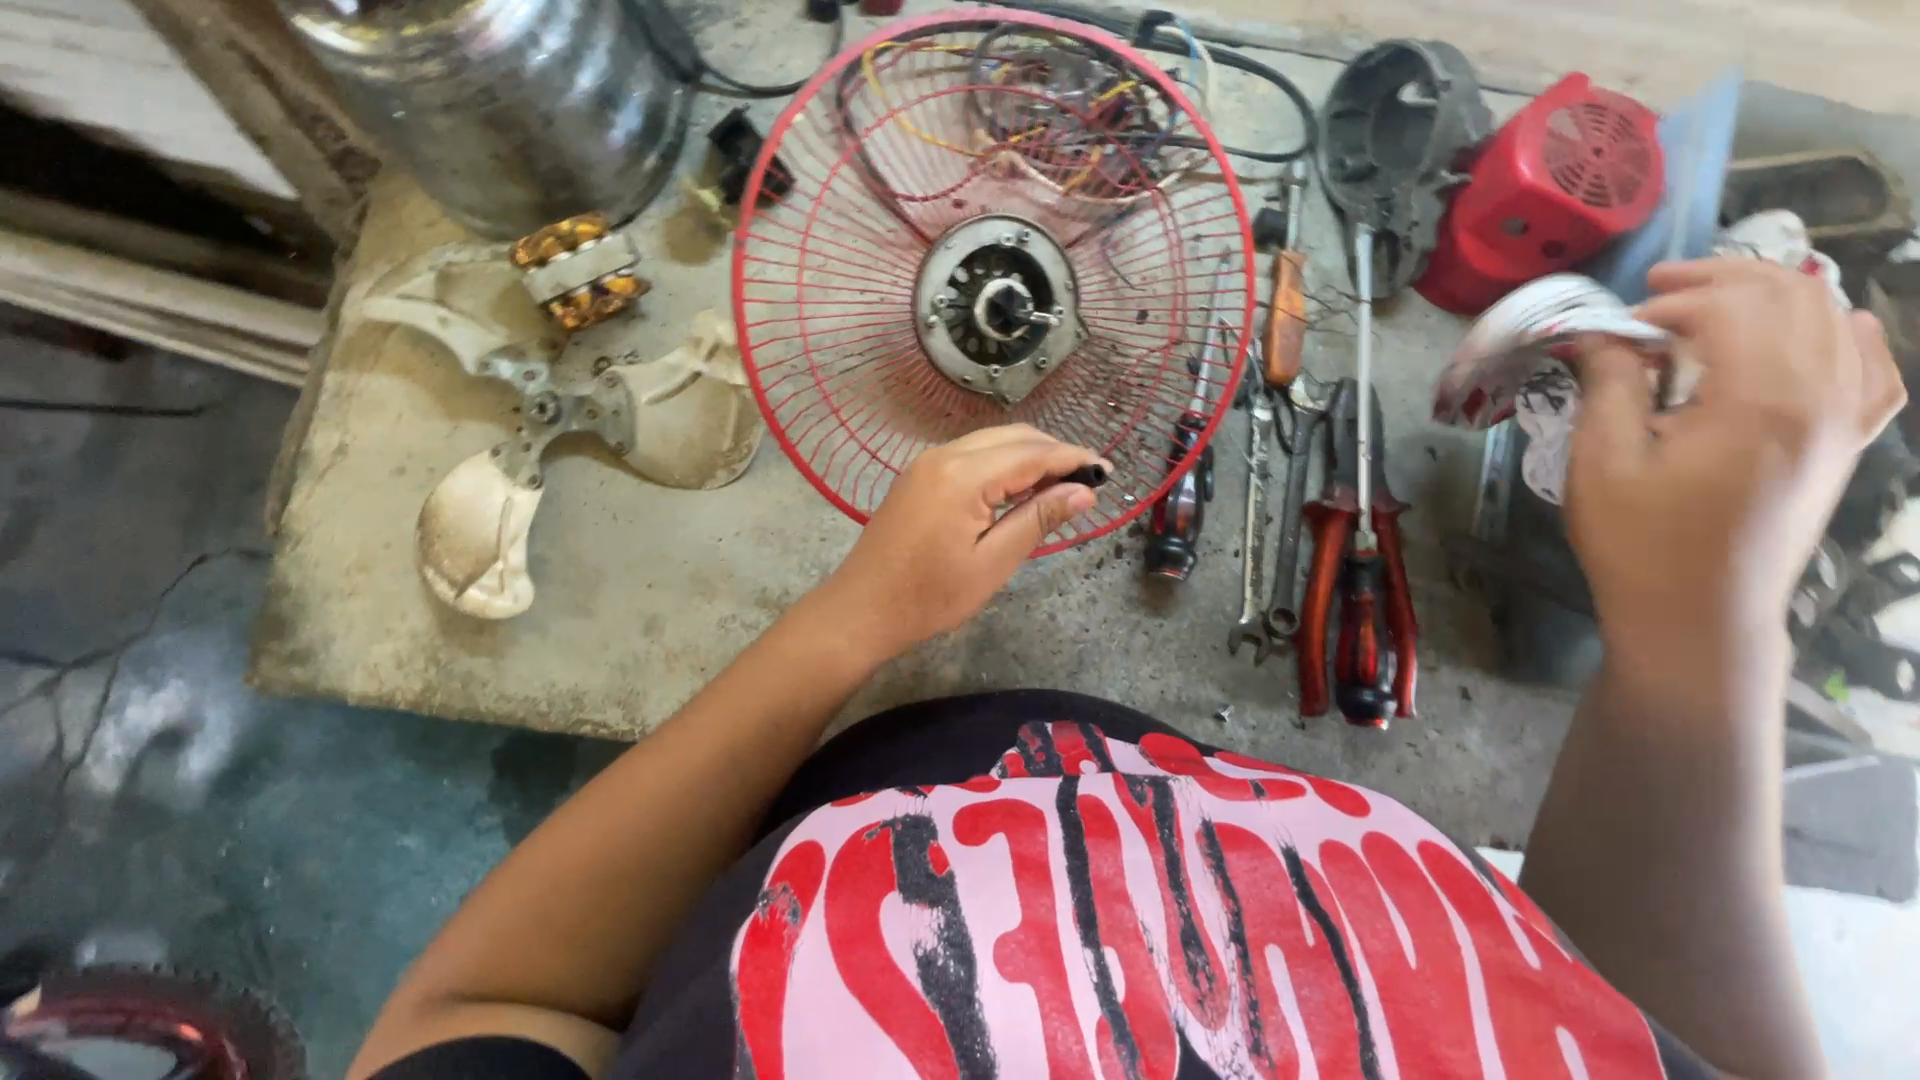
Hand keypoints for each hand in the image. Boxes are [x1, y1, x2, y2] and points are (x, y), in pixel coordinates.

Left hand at [813, 425, 1105, 659]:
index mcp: (963, 476)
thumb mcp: (992, 563)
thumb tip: (1084, 491)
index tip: (1107, 470)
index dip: (1073, 458)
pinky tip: (1018, 490)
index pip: (1032, 453)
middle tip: (1087, 481)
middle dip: (1054, 452)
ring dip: (1028, 457)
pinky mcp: (917, 476)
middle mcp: (943, 455)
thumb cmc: (929, 597)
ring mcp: (926, 463)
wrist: (861, 611)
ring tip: (1060, 487)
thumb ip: (1038, 519)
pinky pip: (970, 455)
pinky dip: (1001, 464)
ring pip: (991, 442)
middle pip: (1013, 437)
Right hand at [1567, 258, 1902, 673]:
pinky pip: (1872, 368)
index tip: (1615, 329)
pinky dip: (1845, 335)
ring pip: (1835, 319)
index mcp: (1760, 400)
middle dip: (1721, 280)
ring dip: (1773, 297)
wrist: (1697, 615)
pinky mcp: (1847, 444)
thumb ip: (1610, 387)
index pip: (1730, 308)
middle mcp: (1823, 396)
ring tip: (1714, 303)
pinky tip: (1826, 329)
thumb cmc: (1639, 543)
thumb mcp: (1602, 462)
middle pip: (1793, 297)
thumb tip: (1603, 338)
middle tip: (1657, 289)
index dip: (1666, 303)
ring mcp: (1847, 420)